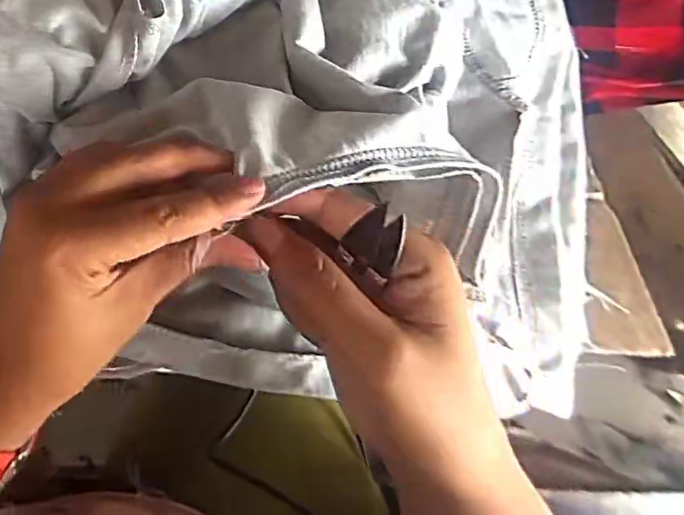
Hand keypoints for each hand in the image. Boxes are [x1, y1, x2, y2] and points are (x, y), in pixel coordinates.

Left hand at [0, 141, 264, 450]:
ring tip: (203, 164)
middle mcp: (52, 200)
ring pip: (110, 153)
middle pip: (133, 164)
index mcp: (74, 241)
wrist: (0, 362)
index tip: (255, 186)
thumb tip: (236, 234)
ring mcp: (39, 188)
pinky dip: (126, 161)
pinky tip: (155, 170)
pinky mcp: (36, 189)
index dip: (210, 198)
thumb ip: (178, 259)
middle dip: (187, 159)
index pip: (157, 211)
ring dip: (157, 155)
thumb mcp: (129, 309)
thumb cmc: (66, 354)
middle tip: (233, 162)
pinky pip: (88, 161)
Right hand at [236, 190, 543, 514]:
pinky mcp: (352, 301)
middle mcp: (390, 253)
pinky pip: (306, 281)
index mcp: (411, 250)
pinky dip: (300, 302)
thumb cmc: (424, 412)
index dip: (287, 202)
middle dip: (290, 255)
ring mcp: (370, 278)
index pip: (335, 205)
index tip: (237, 212)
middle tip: (294, 299)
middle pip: (315, 226)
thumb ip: (316, 282)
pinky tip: (319, 332)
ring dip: (295, 285)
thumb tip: (260, 224)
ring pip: (303, 253)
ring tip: (319, 328)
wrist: (446, 481)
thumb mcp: (371, 347)